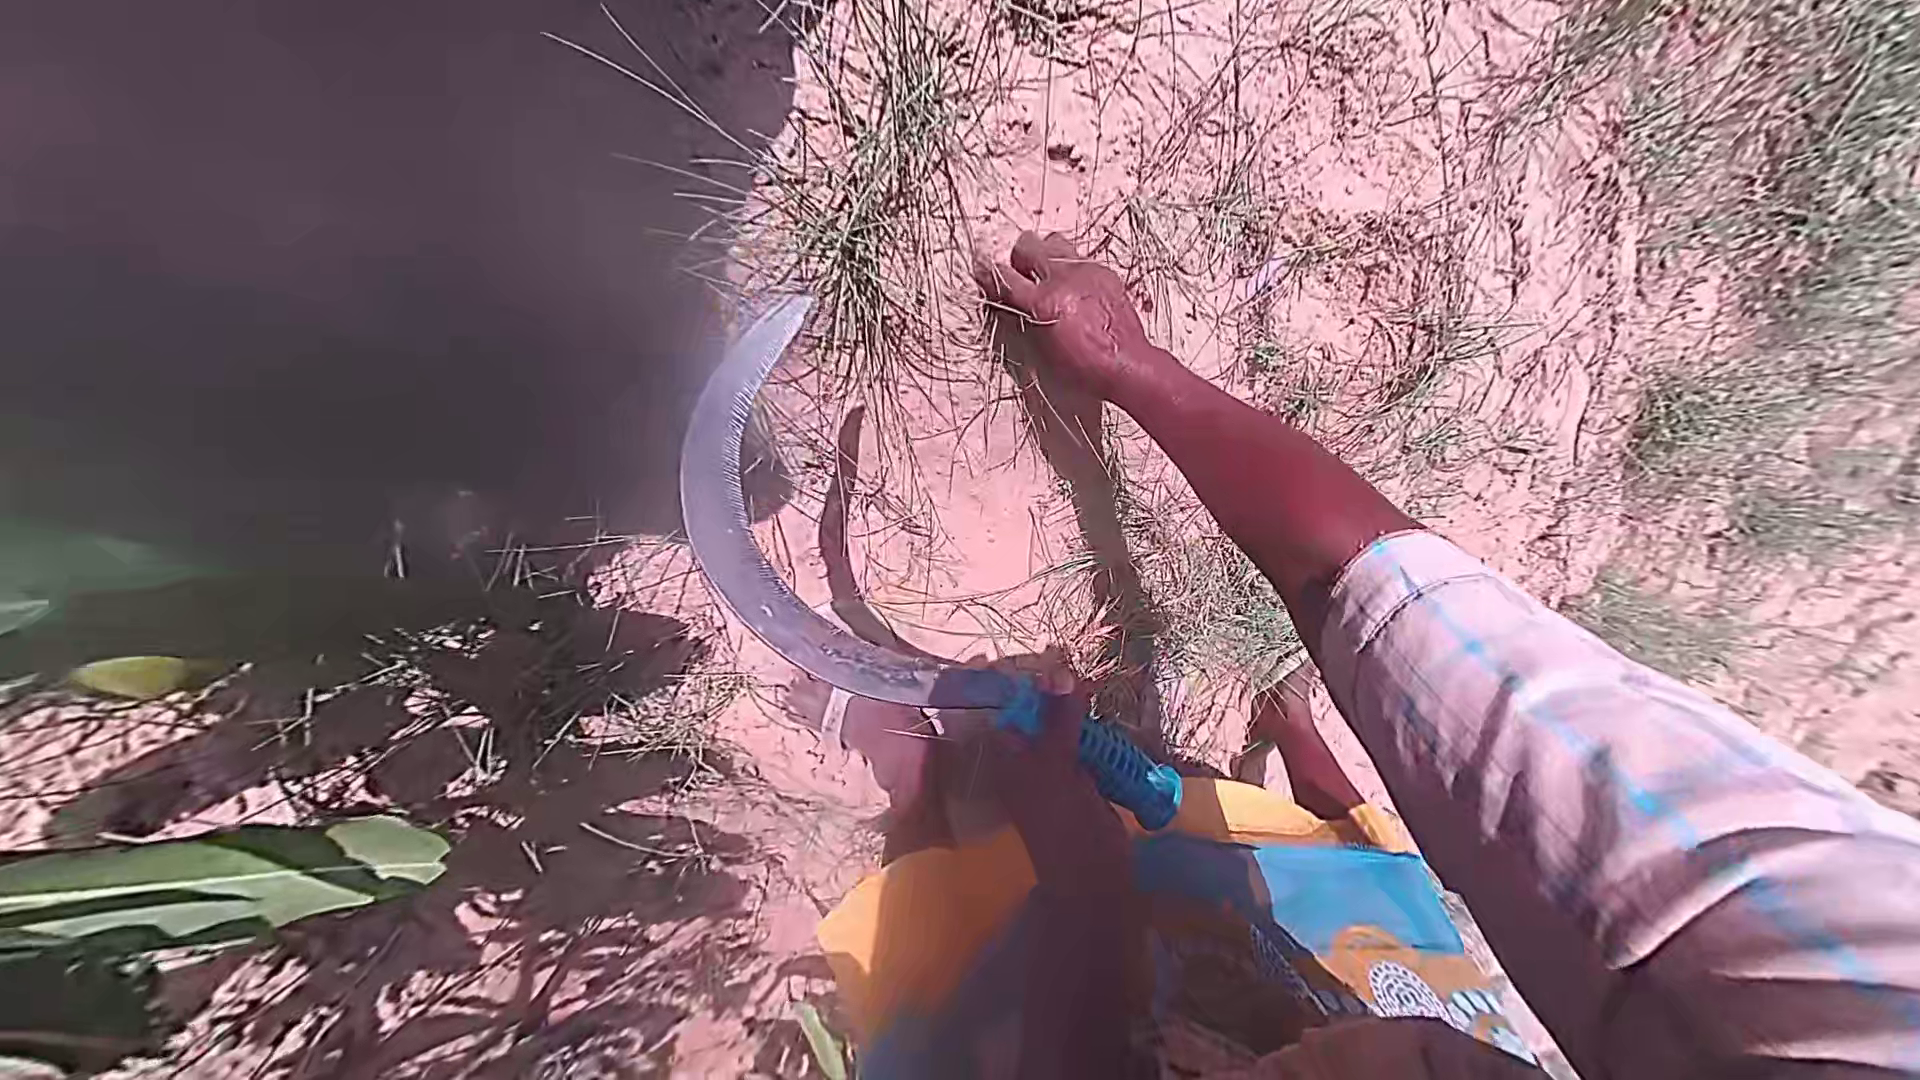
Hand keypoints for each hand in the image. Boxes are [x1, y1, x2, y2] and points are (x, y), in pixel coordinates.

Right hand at [973, 231, 1172, 401]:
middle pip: (1028, 244)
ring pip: (1055, 243)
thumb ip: (1024, 319)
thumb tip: (1011, 304)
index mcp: (1044, 303)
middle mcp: (1064, 279)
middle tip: (1019, 277)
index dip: (987, 273)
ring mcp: (1087, 271)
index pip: (1004, 278)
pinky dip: (1070, 270)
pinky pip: (1079, 259)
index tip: (980, 270)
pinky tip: (1074, 292)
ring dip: (1045, 256)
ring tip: (1047, 279)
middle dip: (1018, 258)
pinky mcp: (1104, 272)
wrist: (1127, 364)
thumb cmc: (1084, 369)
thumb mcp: (1044, 351)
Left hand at [985, 665, 1131, 898]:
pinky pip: (1087, 743)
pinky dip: (1097, 732)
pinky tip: (1107, 718)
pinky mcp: (1082, 776)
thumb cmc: (1064, 823)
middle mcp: (1027, 756)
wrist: (1096, 877)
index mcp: (1009, 755)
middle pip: (1042, 712)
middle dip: (1061, 694)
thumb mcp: (1056, 766)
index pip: (1013, 706)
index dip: (1031, 683)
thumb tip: (1060, 672)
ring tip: (1093, 689)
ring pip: (1067, 725)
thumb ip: (1058, 719)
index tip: (1054, 658)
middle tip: (1081, 675)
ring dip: (1081, 711)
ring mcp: (1056, 766)